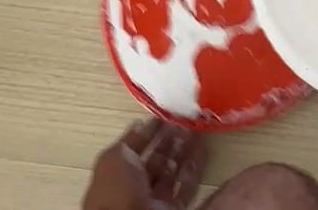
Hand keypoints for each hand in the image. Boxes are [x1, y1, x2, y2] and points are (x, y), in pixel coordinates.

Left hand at [83, 117, 210, 209]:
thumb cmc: (117, 192)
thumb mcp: (114, 160)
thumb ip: (129, 141)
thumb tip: (142, 123)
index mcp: (115, 179)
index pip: (134, 152)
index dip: (148, 133)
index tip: (165, 116)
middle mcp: (135, 191)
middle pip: (155, 162)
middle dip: (169, 141)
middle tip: (184, 121)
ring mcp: (155, 200)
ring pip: (172, 172)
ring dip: (184, 151)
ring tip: (196, 131)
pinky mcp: (174, 208)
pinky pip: (187, 185)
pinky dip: (195, 167)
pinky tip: (204, 150)